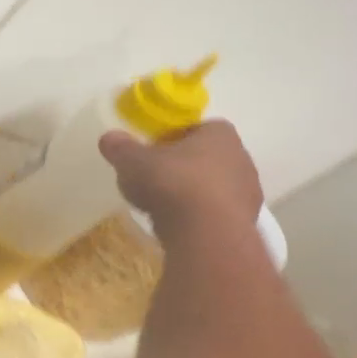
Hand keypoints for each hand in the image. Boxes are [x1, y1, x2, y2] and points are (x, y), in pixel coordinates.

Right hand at [99, 121, 262, 241]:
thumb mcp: (132, 161)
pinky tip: (176, 220)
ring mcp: (246, 188)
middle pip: (207, 155)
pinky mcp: (243, 216)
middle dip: (182, 164)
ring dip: (191, 189)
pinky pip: (215, 207)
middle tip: (153, 176)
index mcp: (218, 135)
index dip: (174, 137)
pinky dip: (197, 211)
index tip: (151, 151)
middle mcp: (240, 156)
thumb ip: (120, 147)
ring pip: (213, 182)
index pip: (199, 127)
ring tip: (161, 203)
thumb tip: (110, 136)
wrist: (206, 230)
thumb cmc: (171, 183)